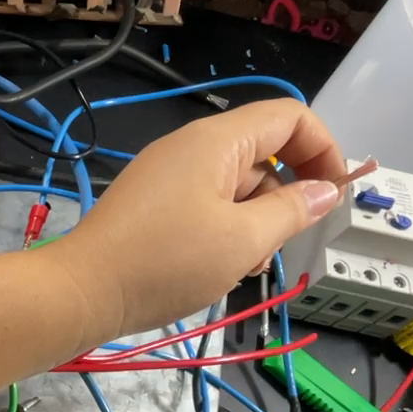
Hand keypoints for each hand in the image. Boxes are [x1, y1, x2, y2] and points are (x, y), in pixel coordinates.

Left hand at [42, 98, 347, 336]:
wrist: (79, 294)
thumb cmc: (164, 264)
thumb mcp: (242, 241)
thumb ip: (292, 210)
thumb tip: (326, 190)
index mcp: (216, 141)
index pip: (290, 117)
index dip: (323, 149)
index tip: (333, 194)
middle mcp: (188, 149)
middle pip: (259, 156)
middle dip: (279, 199)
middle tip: (271, 248)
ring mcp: (162, 179)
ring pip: (229, 190)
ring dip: (247, 225)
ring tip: (235, 268)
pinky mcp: (145, 209)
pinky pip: (197, 209)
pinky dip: (215, 234)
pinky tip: (208, 271)